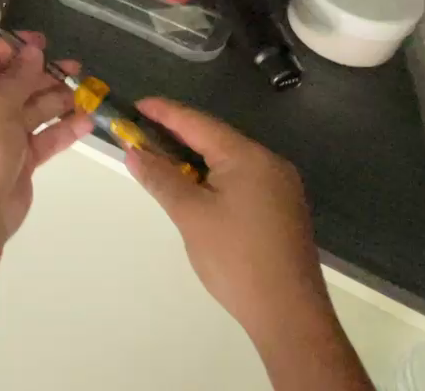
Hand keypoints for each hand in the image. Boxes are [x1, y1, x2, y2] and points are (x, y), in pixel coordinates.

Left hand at [0, 30, 90, 235]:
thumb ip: (18, 77)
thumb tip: (32, 50)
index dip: (15, 46)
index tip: (44, 42)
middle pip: (15, 81)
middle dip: (44, 73)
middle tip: (76, 67)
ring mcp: (1, 133)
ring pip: (33, 108)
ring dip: (58, 99)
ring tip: (89, 92)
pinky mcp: (20, 157)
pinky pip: (43, 136)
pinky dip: (63, 128)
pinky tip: (86, 120)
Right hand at [123, 98, 329, 339]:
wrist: (290, 318)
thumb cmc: (236, 259)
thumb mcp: (190, 215)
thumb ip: (160, 178)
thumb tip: (134, 152)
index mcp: (248, 157)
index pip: (197, 122)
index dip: (163, 112)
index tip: (134, 106)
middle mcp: (269, 163)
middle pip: (214, 138)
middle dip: (176, 135)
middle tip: (140, 135)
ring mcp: (280, 186)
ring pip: (227, 159)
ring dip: (193, 158)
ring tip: (159, 160)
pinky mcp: (282, 208)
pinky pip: (240, 177)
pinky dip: (212, 176)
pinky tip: (193, 186)